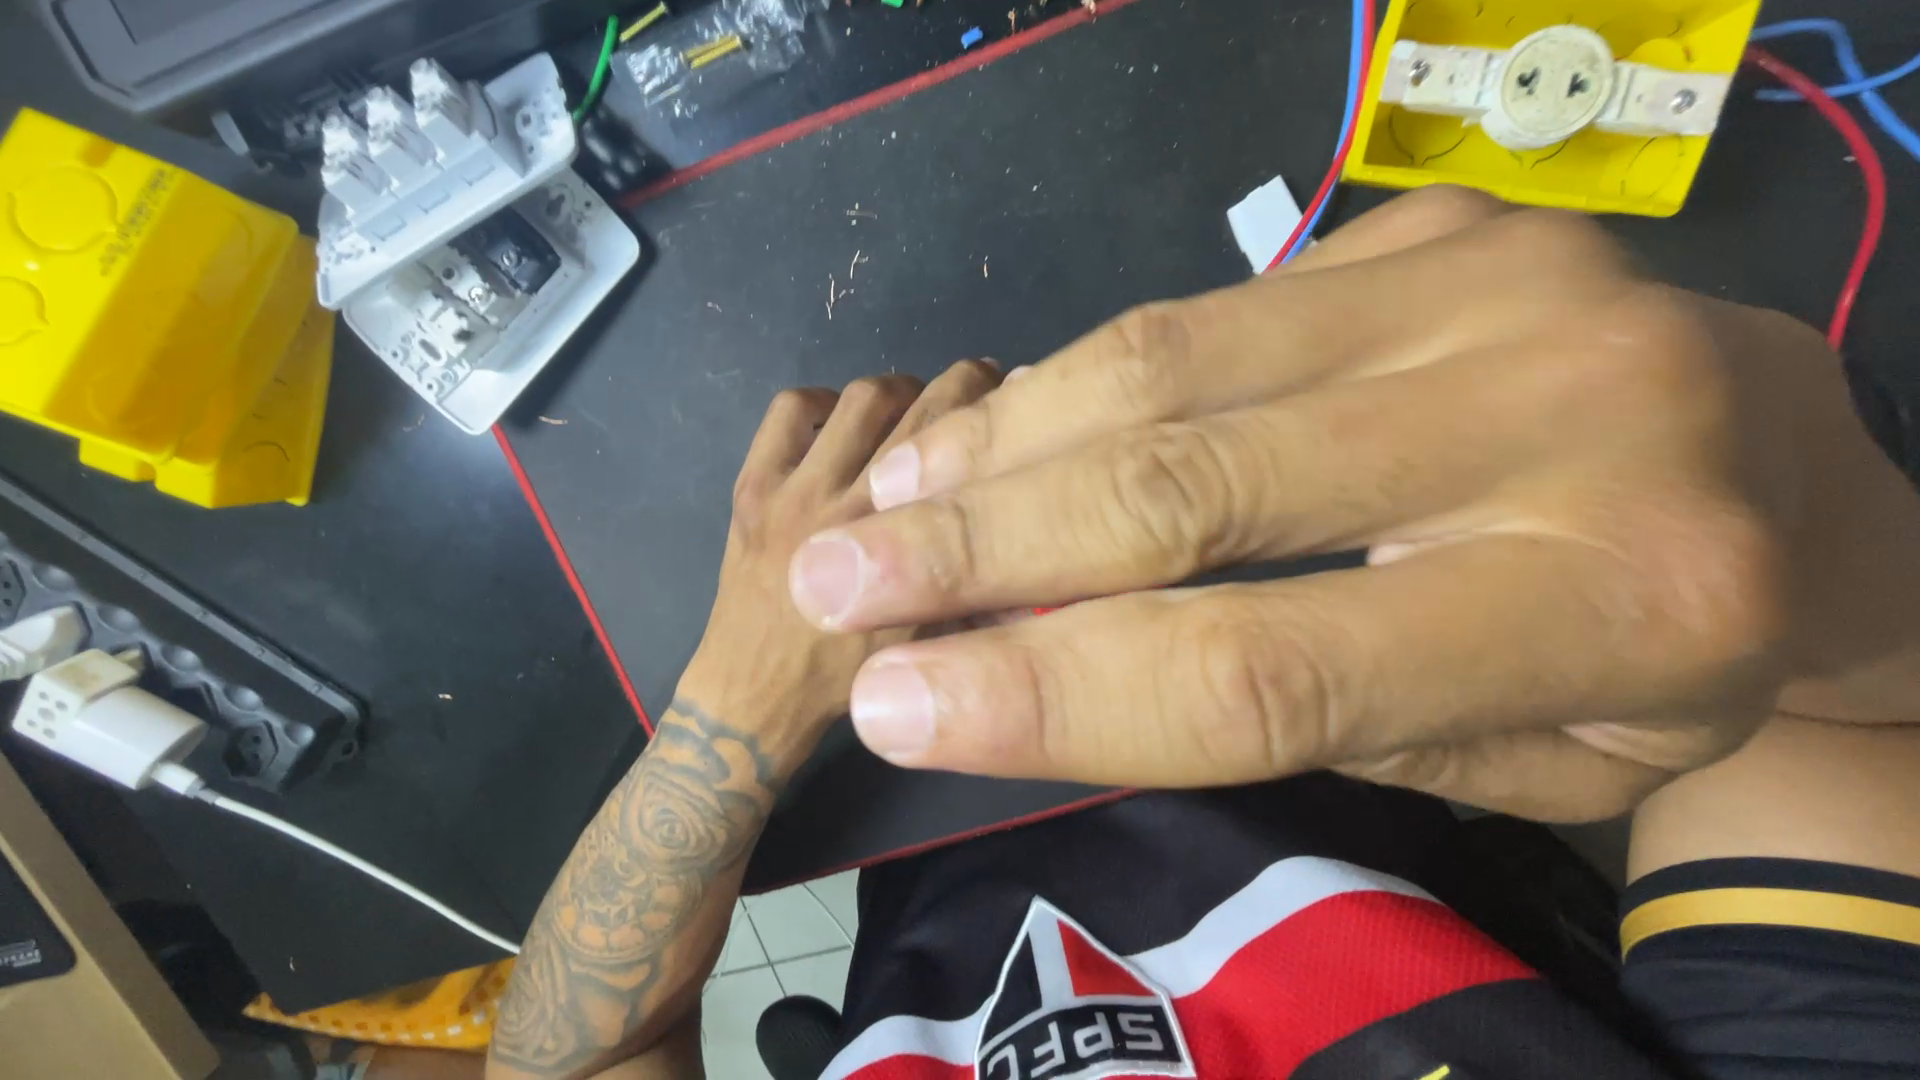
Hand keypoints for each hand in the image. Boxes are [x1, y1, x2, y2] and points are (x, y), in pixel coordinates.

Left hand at [681, 361, 1002, 744]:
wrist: (756, 696)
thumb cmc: (849, 677)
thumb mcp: (933, 637)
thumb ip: (969, 573)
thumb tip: (1015, 508)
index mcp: (898, 540)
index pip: (955, 442)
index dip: (990, 403)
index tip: (1010, 393)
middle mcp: (848, 501)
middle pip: (914, 405)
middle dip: (956, 383)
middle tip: (973, 384)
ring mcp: (793, 489)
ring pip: (857, 398)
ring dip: (895, 390)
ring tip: (907, 408)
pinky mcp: (752, 486)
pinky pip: (787, 412)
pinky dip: (820, 401)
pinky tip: (835, 421)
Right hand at [784, 186, 1919, 820]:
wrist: (1762, 465)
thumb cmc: (1625, 656)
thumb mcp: (1486, 744)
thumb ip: (1275, 703)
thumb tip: (1031, 660)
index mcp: (1610, 611)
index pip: (1263, 672)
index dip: (1053, 697)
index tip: (893, 706)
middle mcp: (1563, 415)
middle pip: (1188, 487)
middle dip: (977, 547)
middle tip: (832, 584)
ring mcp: (1499, 283)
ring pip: (1167, 367)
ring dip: (998, 447)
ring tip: (884, 501)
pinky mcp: (1437, 224)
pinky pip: (1197, 310)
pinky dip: (1069, 378)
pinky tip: (987, 427)